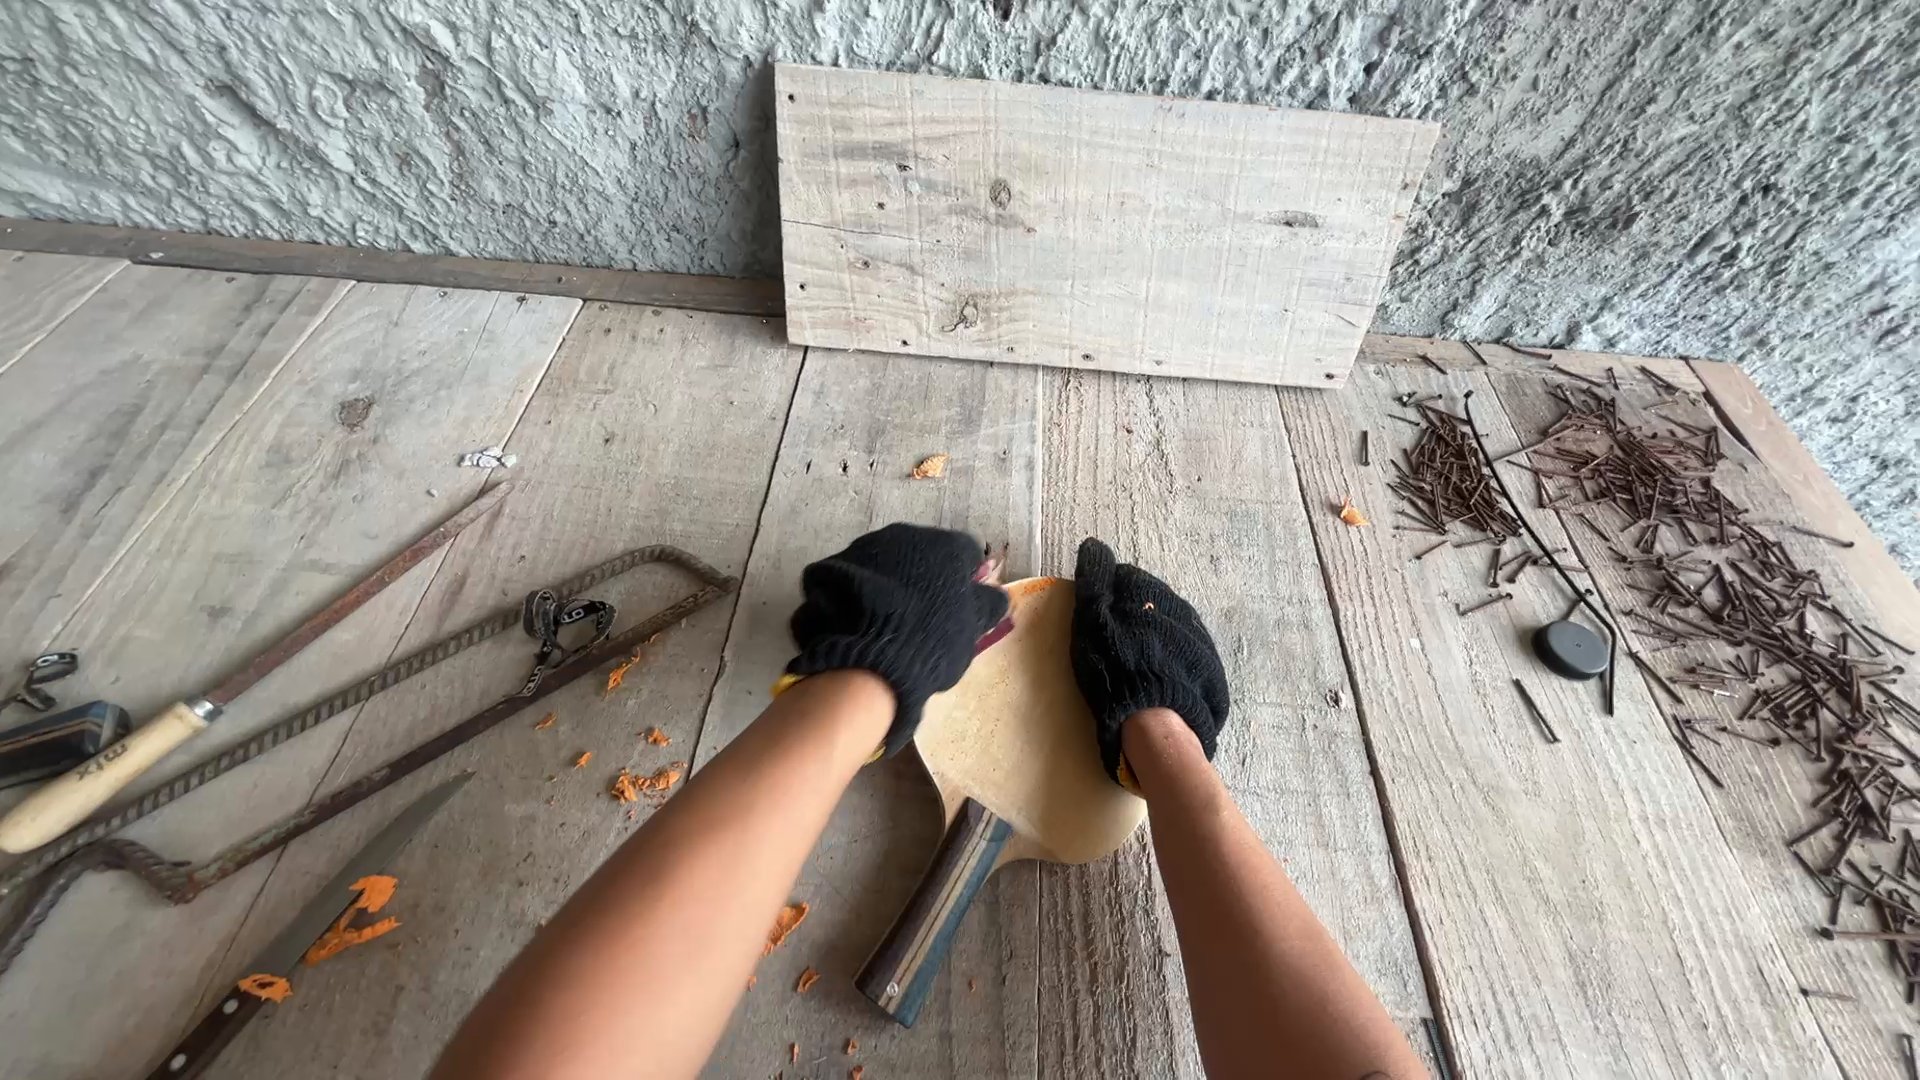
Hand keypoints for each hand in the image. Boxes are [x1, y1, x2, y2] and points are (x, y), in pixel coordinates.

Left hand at [787, 523, 1008, 756]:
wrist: (865, 659)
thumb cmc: (930, 642)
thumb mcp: (971, 629)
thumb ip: (986, 605)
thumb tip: (995, 594)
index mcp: (947, 545)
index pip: (965, 554)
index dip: (963, 579)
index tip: (956, 605)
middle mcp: (907, 535)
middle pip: (922, 554)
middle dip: (923, 577)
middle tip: (919, 614)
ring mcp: (866, 547)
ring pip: (886, 562)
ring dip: (889, 582)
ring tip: (884, 621)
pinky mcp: (833, 564)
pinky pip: (854, 576)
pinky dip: (858, 592)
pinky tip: (857, 621)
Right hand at [1070, 537, 1229, 786]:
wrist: (1156, 719)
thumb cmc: (1114, 666)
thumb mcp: (1091, 620)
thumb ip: (1094, 580)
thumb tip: (1095, 545)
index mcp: (1149, 590)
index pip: (1125, 579)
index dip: (1107, 598)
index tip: (1096, 619)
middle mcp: (1179, 606)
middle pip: (1151, 603)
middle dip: (1135, 616)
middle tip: (1115, 644)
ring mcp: (1198, 637)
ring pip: (1171, 629)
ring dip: (1156, 639)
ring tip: (1138, 665)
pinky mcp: (1210, 667)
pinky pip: (1186, 656)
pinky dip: (1173, 662)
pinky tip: (1160, 681)